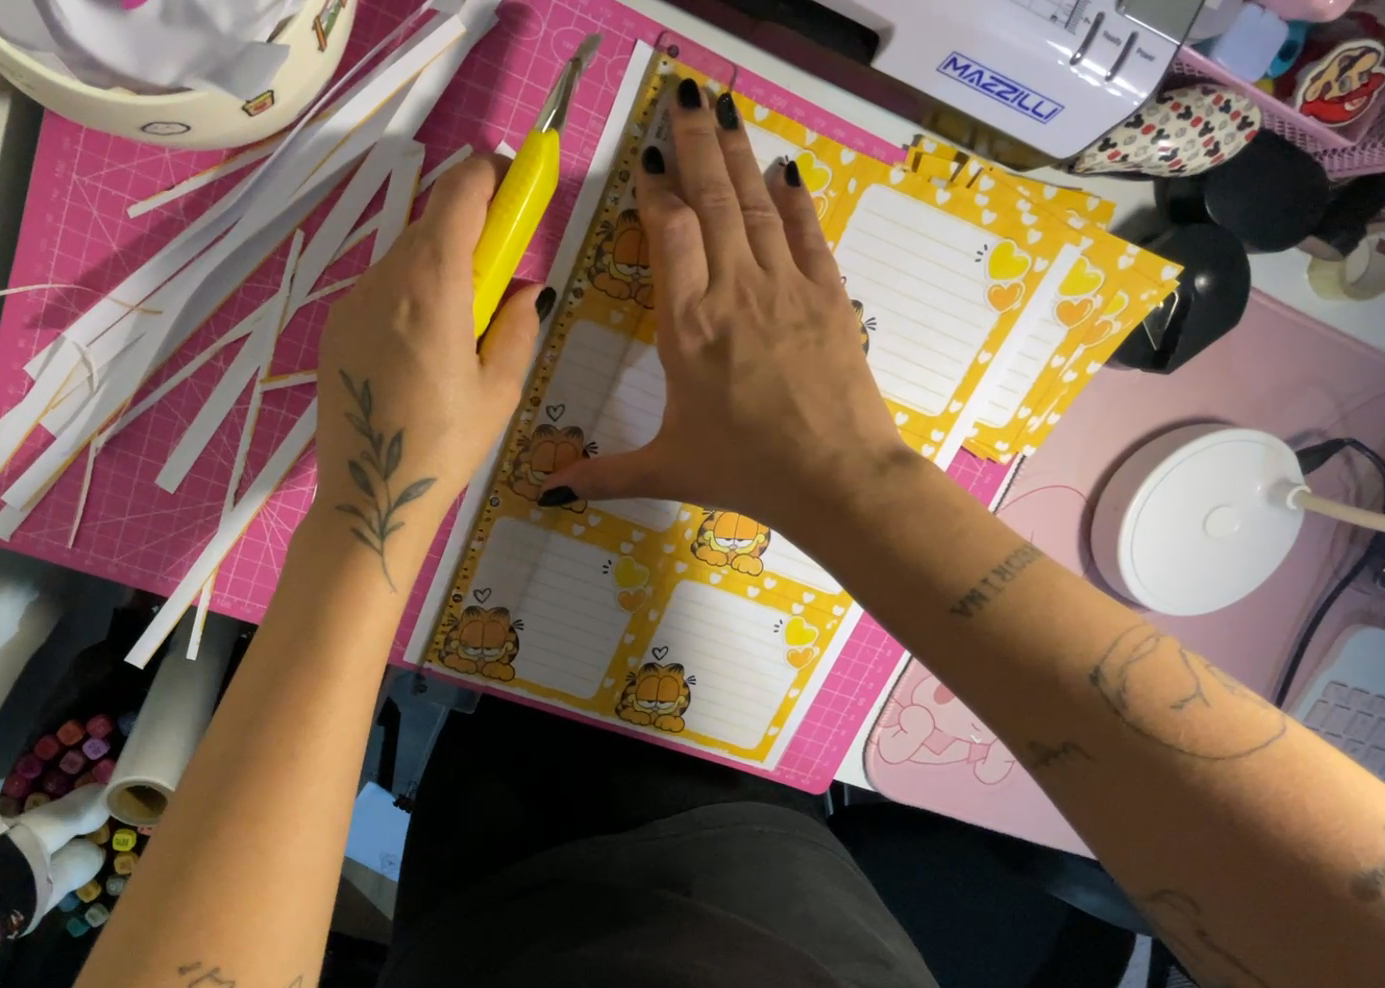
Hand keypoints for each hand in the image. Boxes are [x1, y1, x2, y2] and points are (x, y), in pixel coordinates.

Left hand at [309, 155, 543, 587]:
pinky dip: (410, 297)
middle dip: (472, 234)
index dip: (493, 175)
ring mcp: (352, 302)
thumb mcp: (500, 388)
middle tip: (499, 281)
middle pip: (433, 223)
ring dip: (440, 269)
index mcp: (433, 283)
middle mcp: (384, 278)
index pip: (460, 190)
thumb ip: (519, 324)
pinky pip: (381, 291)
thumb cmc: (446, 445)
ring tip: (460, 331)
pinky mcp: (334, 329)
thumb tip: (527, 287)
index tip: (517, 189)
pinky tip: (421, 352)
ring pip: (405, 258)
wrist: (370, 497)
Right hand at [542, 79, 912, 531]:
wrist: (838, 479)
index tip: (647, 163)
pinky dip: (793, 200)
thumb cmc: (745, 473)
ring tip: (723, 111)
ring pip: (755, 207)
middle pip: (711, 202)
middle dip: (695, 146)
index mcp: (686, 329)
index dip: (656, 194)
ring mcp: (785, 289)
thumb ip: (604, 476)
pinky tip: (786, 172)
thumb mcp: (666, 471)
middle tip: (684, 97)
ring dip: (738, 156)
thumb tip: (546, 494)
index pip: (669, 237)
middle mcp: (733, 293)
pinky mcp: (828, 297)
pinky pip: (806, 234)